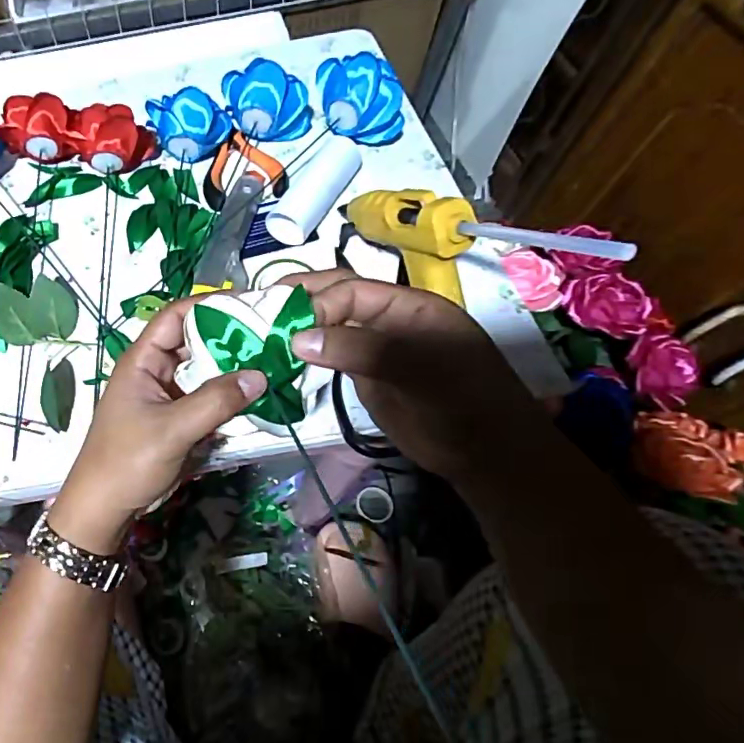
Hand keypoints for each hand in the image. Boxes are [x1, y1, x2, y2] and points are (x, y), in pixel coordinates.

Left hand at [48, 295, 265, 553]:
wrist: (105, 510)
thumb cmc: (127, 462)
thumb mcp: (172, 429)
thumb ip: (216, 401)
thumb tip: (260, 376)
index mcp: (143, 361)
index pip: (177, 316)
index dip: (210, 304)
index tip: (250, 303)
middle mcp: (158, 371)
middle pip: (198, 341)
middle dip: (232, 336)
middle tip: (272, 334)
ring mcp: (171, 395)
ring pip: (208, 370)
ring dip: (236, 367)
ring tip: (274, 359)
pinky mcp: (182, 418)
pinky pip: (211, 397)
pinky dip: (233, 394)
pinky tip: (261, 394)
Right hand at [281, 270, 546, 478]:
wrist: (485, 452)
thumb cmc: (463, 402)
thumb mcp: (419, 370)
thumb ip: (363, 350)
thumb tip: (300, 339)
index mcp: (409, 305)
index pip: (354, 290)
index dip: (320, 303)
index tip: (288, 327)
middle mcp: (390, 320)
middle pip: (339, 299)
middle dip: (302, 300)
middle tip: (257, 308)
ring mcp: (378, 348)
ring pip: (332, 328)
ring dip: (300, 327)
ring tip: (260, 330)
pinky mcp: (368, 377)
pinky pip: (334, 357)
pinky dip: (309, 355)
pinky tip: (283, 357)